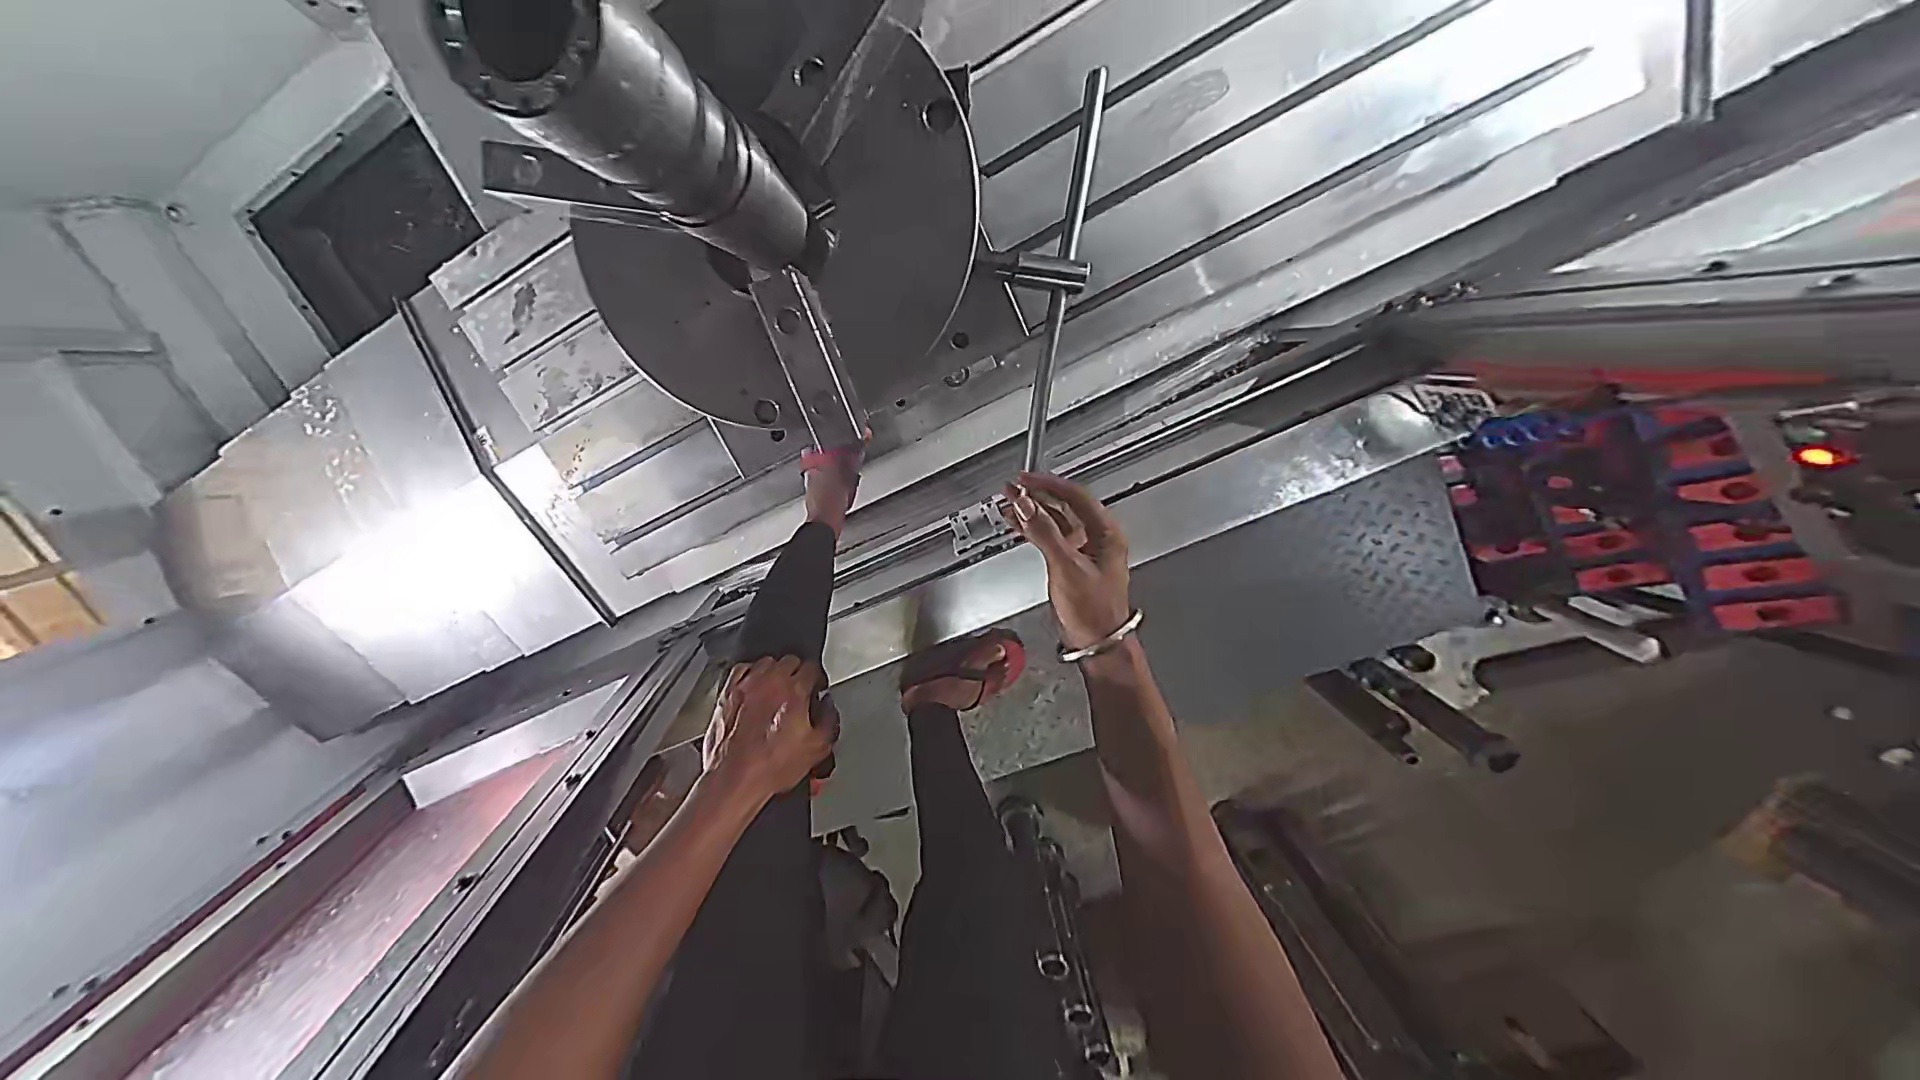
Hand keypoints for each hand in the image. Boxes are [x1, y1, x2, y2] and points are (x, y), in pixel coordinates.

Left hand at [702, 656, 836, 803]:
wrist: (735, 779)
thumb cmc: (770, 766)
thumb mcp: (817, 748)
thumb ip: (830, 721)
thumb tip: (828, 710)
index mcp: (794, 691)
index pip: (812, 668)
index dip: (818, 679)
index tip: (817, 688)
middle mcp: (769, 683)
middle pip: (790, 661)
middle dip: (798, 672)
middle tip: (800, 688)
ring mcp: (746, 686)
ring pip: (765, 662)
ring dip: (774, 671)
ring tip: (778, 686)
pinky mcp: (727, 694)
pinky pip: (740, 670)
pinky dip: (749, 674)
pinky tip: (753, 686)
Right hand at [1003, 472, 1131, 649]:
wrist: (1097, 642)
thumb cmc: (1095, 611)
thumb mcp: (1066, 566)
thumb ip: (1044, 531)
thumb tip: (1026, 505)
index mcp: (1105, 533)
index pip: (1074, 496)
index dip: (1047, 484)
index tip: (1024, 480)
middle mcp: (1097, 539)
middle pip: (1064, 507)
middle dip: (1036, 496)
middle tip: (1012, 489)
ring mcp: (1085, 552)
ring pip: (1056, 522)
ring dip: (1032, 512)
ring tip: (1009, 504)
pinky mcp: (1072, 564)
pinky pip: (1051, 538)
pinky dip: (1033, 530)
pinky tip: (1019, 527)